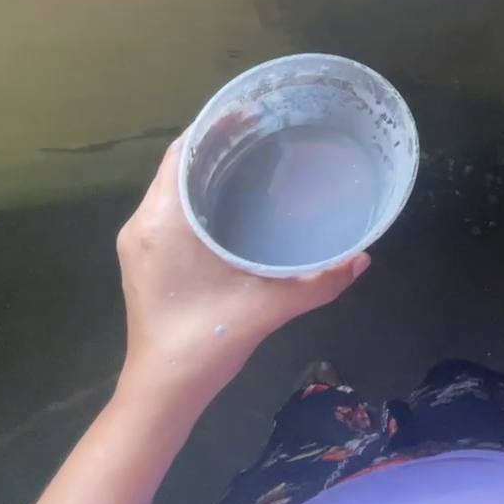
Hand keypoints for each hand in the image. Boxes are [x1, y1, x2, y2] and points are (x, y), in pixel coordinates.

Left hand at [115, 139, 368, 401]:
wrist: (162, 393)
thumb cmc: (206, 341)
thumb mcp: (270, 307)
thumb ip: (320, 281)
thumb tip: (363, 258)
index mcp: (163, 223)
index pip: (181, 152)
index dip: (213, 124)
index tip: (252, 110)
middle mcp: (144, 223)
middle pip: (178, 161)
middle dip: (218, 139)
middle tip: (265, 126)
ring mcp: (140, 240)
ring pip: (172, 182)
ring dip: (207, 163)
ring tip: (254, 150)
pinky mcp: (145, 255)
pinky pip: (171, 203)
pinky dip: (199, 186)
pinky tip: (234, 192)